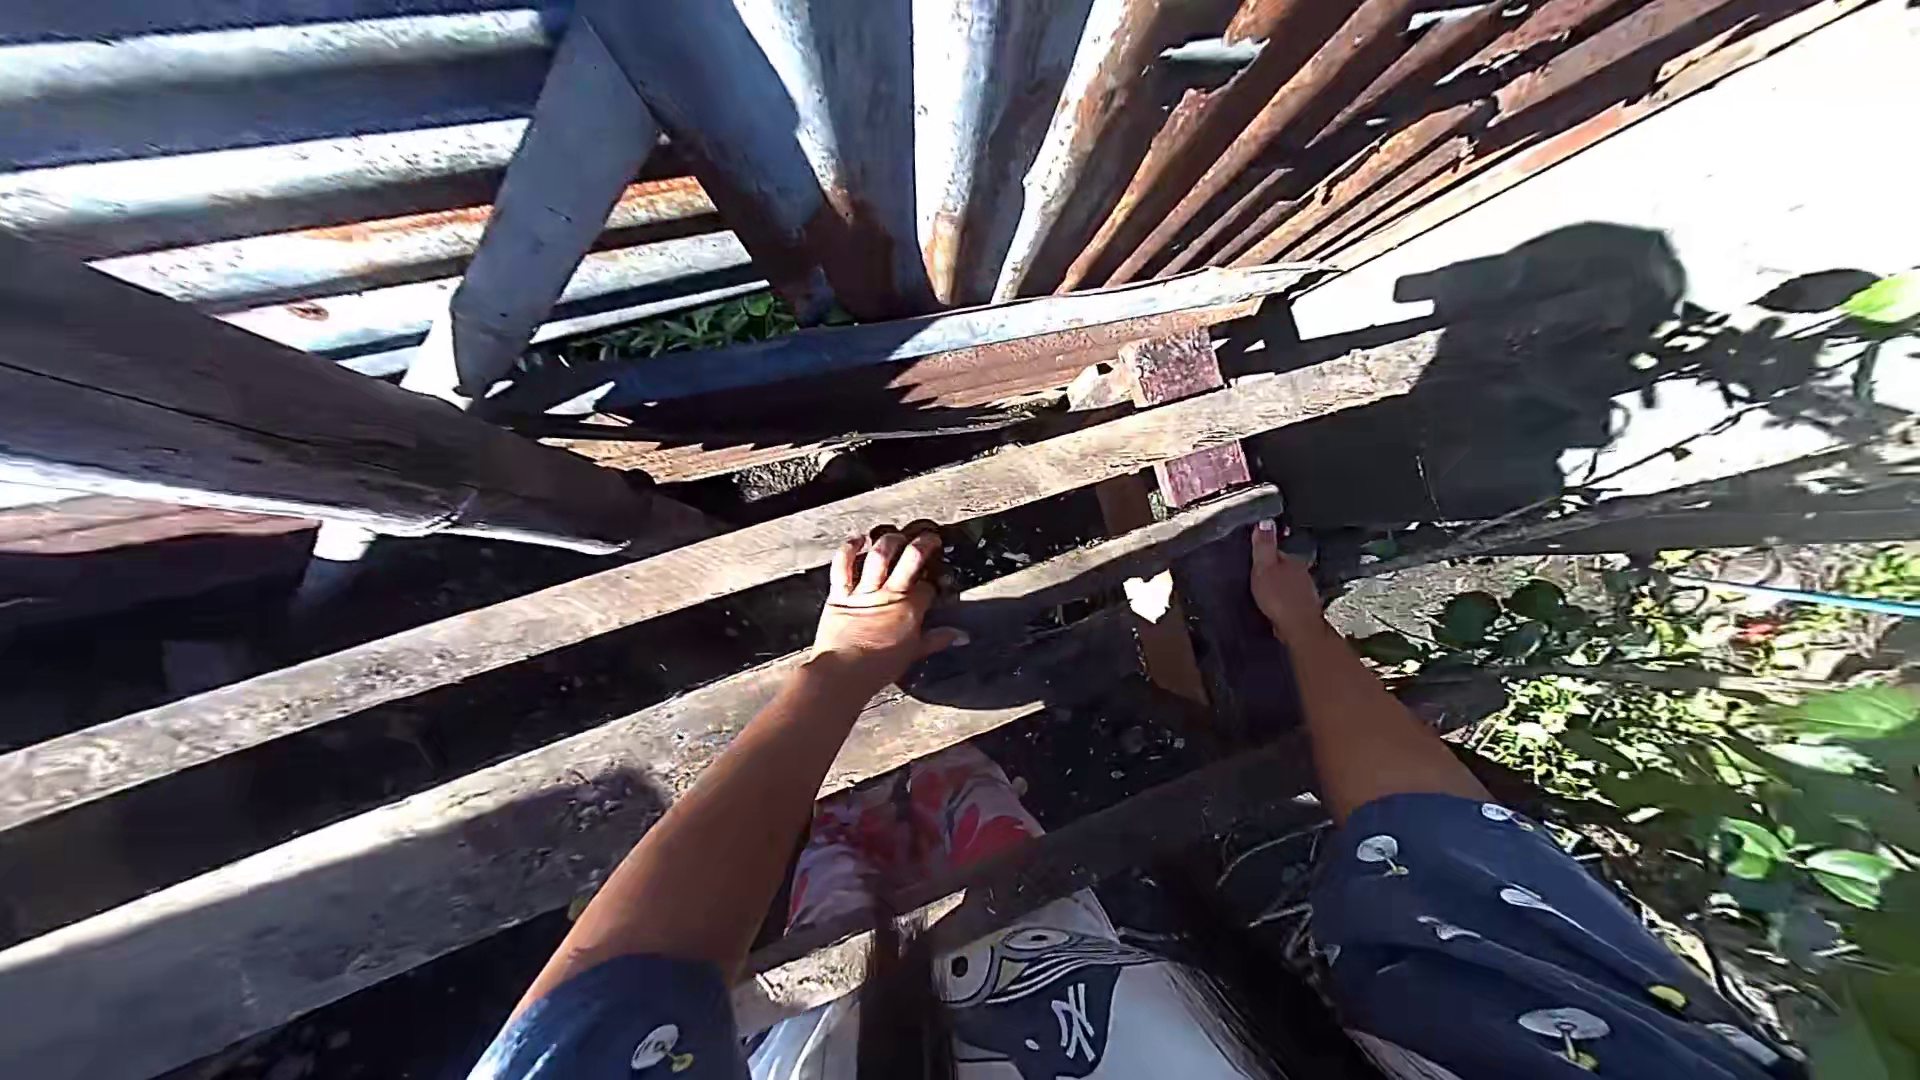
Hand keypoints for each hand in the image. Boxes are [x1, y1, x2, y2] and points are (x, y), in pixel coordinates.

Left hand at [809, 525, 967, 692]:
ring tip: (896, 535)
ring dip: (890, 540)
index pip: (928, 588)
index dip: (932, 584)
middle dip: (923, 544)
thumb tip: (962, 637)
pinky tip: (858, 539)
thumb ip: (937, 640)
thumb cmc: (878, 667)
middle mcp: (890, 594)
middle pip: (911, 559)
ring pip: (881, 555)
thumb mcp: (914, 653)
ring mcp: (865, 591)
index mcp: (911, 609)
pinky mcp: (840, 593)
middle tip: (929, 537)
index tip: (932, 584)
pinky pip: (843, 564)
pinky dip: (849, 548)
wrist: (843, 673)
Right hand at [1250, 519, 1325, 643]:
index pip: (1276, 551)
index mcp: (1292, 560)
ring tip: (1263, 592)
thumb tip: (1265, 521)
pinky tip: (1274, 605)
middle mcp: (1302, 573)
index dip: (1262, 556)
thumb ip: (1264, 545)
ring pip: (1287, 582)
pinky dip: (1282, 599)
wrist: (1297, 627)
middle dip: (1271, 571)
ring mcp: (1305, 590)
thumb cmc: (1278, 597)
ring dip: (1277, 586)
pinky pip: (1289, 597)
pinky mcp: (1303, 606)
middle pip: (1282, 567)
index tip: (1251, 562)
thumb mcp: (1263, 567)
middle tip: (1254, 578)